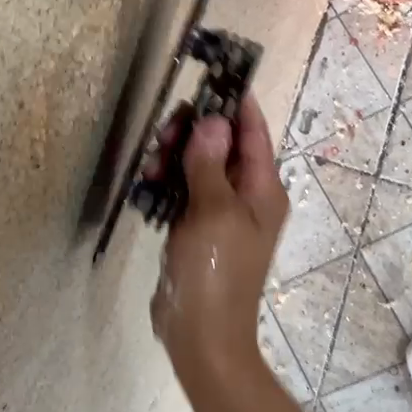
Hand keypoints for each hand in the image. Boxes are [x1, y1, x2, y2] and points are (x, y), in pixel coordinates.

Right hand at [145, 92, 288, 383]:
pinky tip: (148, 184)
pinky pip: (183, 190)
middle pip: (221, 144)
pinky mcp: (196, 228)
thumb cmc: (215, 271)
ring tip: (152, 165)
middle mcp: (246, 195)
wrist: (201, 337)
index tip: (212, 74)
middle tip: (165, 130)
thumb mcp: (213, 211)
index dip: (235, 101)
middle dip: (193, 132)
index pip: (253, 131)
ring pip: (197, 165)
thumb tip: (214, 119)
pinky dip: (167, 182)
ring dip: (174, 157)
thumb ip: (210, 163)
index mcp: (263, 189)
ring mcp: (220, 213)